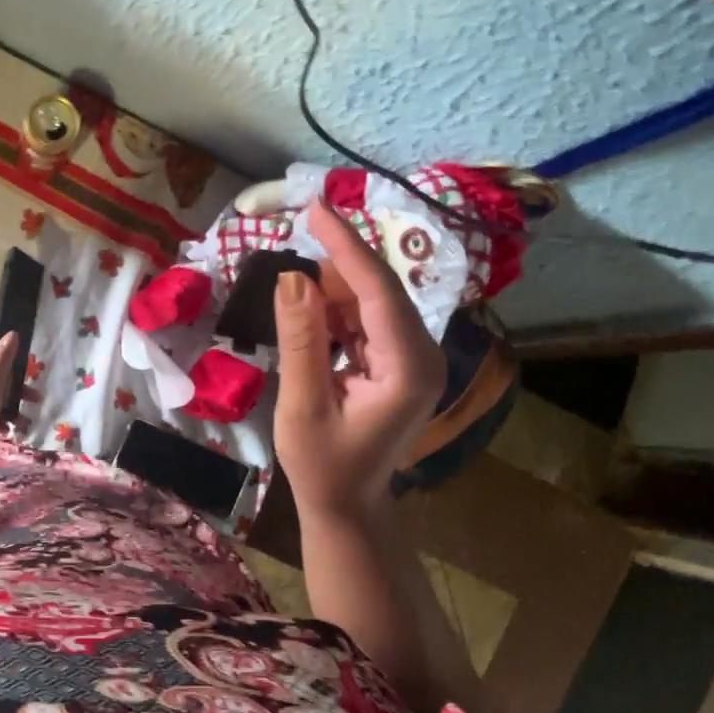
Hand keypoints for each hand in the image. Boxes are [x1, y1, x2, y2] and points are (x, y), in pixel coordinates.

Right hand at [273, 199, 444, 517]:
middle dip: (336, 267)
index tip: (316, 208)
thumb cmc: (321, 465)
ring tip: (293, 307)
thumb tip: (291, 277)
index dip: (346, 246)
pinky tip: (310, 322)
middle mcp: (423, 355)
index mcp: (408, 367)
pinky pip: (369, 323)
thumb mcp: (302, 404)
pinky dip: (337, 316)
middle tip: (290, 262)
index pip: (379, 290)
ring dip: (332, 294)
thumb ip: (300, 339)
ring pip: (373, 303)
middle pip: (380, 290)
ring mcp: (415, 359)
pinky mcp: (401, 364)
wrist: (347, 504)